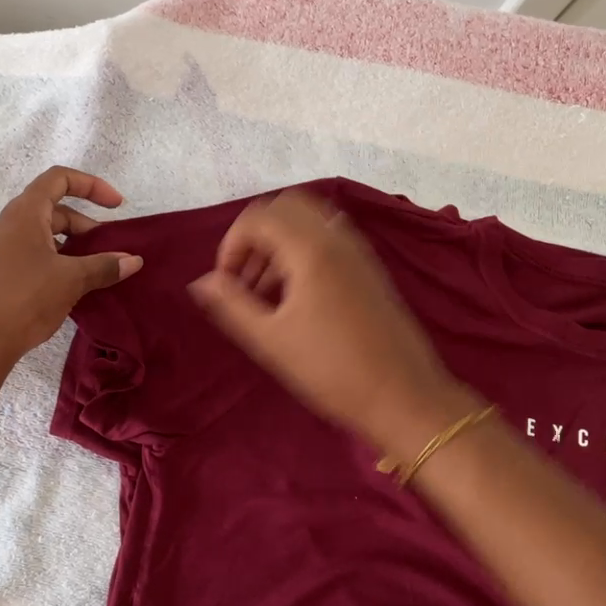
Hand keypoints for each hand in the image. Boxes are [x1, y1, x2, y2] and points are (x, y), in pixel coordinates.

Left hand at [0, 167, 142, 370]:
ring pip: (43, 235)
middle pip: (53, 209)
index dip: (91, 185)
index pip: (59, 179)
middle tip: (109, 250)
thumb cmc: (25, 299)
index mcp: (24, 213)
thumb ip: (104, 266)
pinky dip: (56, 261)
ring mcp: (0, 248)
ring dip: (72, 246)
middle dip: (85, 225)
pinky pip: (33, 254)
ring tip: (95, 270)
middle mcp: (9, 224)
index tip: (116, 205)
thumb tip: (133, 260)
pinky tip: (73, 286)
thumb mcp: (71, 280)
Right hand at [188, 190, 472, 455]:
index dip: (232, 244)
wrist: (403, 397)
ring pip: (307, 223)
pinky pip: (328, 240)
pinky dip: (303, 253)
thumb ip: (231, 304)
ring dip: (278, 245)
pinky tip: (296, 298)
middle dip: (255, 238)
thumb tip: (202, 282)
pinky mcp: (370, 269)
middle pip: (284, 209)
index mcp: (310, 250)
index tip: (226, 284)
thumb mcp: (270, 340)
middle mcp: (336, 239)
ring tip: (265, 295)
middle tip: (244, 280)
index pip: (258, 217)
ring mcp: (358, 252)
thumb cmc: (331, 371)